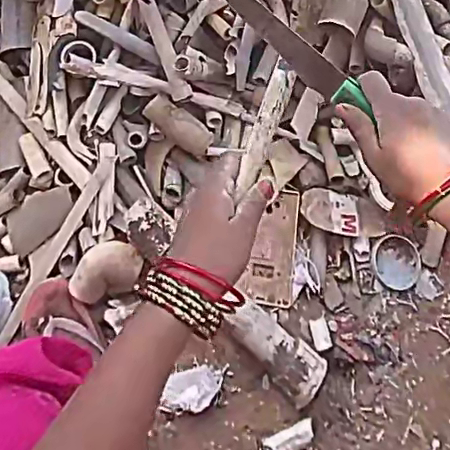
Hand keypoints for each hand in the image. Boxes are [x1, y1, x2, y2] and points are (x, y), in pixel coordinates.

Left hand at [165, 163, 271, 284]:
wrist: (185, 290)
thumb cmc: (216, 260)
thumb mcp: (244, 230)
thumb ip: (255, 203)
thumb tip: (265, 183)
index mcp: (213, 188)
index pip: (230, 159)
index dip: (248, 161)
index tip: (263, 171)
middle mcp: (198, 194)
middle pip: (223, 176)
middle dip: (242, 183)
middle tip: (260, 197)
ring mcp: (191, 210)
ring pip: (216, 194)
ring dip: (233, 200)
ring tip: (249, 217)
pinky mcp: (188, 227)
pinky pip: (209, 210)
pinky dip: (223, 214)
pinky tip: (232, 230)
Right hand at [334, 71, 449, 205]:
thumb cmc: (411, 177)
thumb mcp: (374, 155)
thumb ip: (358, 126)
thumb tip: (344, 107)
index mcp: (391, 108)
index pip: (370, 80)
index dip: (358, 91)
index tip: (355, 107)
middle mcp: (413, 103)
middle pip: (388, 98)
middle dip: (380, 115)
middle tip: (378, 143)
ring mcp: (432, 111)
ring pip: (407, 111)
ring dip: (401, 124)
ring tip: (402, 153)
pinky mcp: (447, 122)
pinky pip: (426, 120)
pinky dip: (420, 130)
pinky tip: (420, 153)